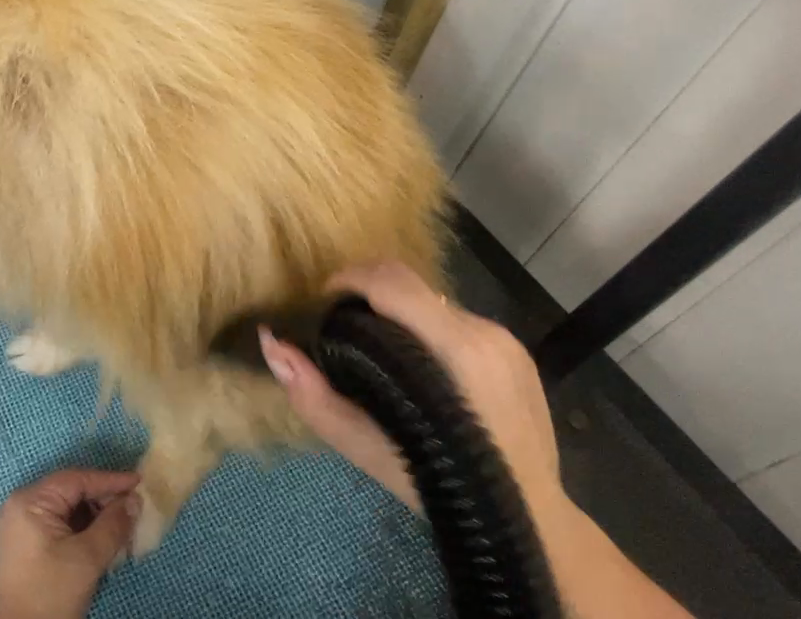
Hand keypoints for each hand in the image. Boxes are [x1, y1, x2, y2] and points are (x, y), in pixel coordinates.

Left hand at [0, 469, 140, 618]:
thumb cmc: (51, 594)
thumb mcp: (87, 558)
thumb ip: (113, 525)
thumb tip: (134, 500)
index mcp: (30, 501)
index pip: (76, 480)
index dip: (109, 480)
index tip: (139, 482)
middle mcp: (20, 505)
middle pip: (69, 492)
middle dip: (102, 500)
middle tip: (133, 509)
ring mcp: (19, 525)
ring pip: (65, 510)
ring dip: (93, 517)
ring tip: (121, 527)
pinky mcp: (23, 545)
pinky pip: (56, 525)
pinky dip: (79, 530)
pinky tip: (101, 540)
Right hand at [257, 263, 562, 516]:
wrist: (531, 521)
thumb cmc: (438, 483)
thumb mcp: (364, 446)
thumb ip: (313, 394)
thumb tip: (269, 341)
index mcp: (454, 347)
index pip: (389, 280)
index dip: (346, 279)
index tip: (320, 302)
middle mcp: (485, 330)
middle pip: (410, 283)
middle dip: (367, 291)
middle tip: (339, 322)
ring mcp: (507, 339)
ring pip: (433, 302)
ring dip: (399, 313)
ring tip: (379, 351)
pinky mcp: (520, 351)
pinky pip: (458, 322)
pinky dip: (428, 331)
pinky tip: (421, 370)